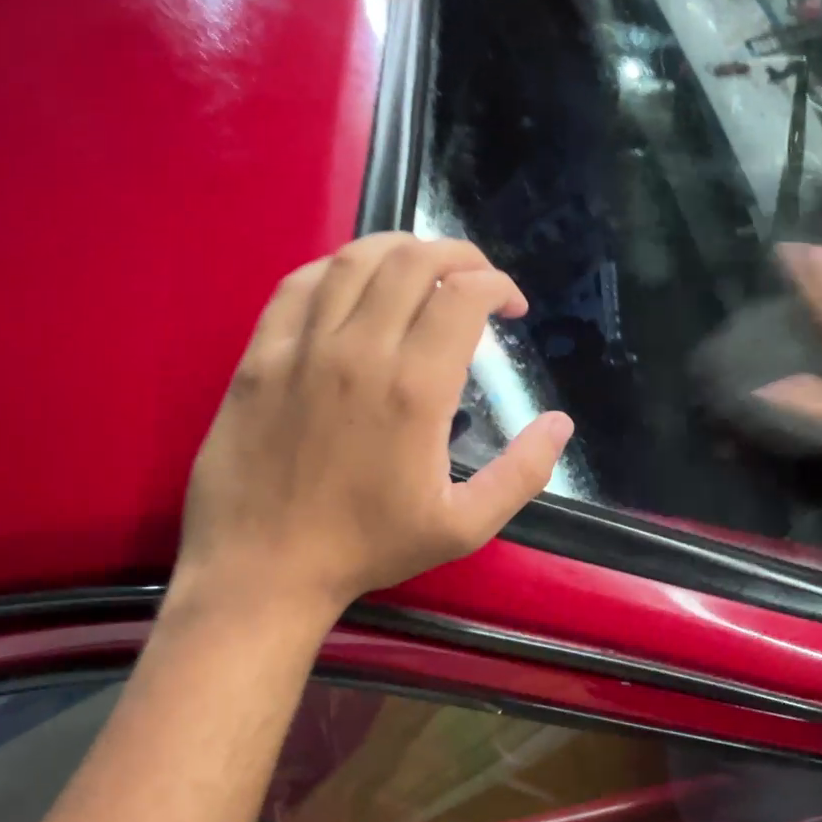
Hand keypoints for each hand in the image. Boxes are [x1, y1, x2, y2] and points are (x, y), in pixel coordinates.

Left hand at [174, 234, 573, 618]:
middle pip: (413, 262)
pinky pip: (298, 285)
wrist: (261, 571)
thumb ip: (523, 472)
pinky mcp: (260, 357)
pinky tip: (355, 283)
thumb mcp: (465, 525)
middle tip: (478, 278)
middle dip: (459, 255)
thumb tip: (561, 423)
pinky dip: (336, 268)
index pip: (464, 296)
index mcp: (416, 388)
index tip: (513, 307)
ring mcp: (303, 349)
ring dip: (401, 250)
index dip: (499, 286)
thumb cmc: (370, 546)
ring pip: (355, 261)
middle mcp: (360, 352)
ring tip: (425, 267)